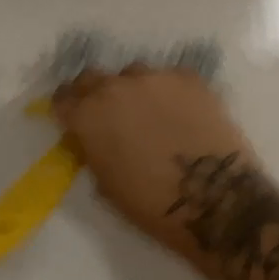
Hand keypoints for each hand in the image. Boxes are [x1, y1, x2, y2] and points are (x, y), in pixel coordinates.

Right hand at [52, 64, 257, 259]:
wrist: (216, 197)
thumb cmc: (154, 205)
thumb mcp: (106, 184)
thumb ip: (93, 151)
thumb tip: (92, 139)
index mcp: (89, 115)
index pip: (63, 98)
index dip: (66, 109)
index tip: (72, 118)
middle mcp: (116, 87)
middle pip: (93, 78)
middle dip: (93, 93)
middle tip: (107, 114)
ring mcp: (155, 77)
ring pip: (133, 74)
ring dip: (133, 90)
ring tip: (150, 112)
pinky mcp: (189, 77)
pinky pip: (170, 77)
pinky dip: (169, 91)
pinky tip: (181, 111)